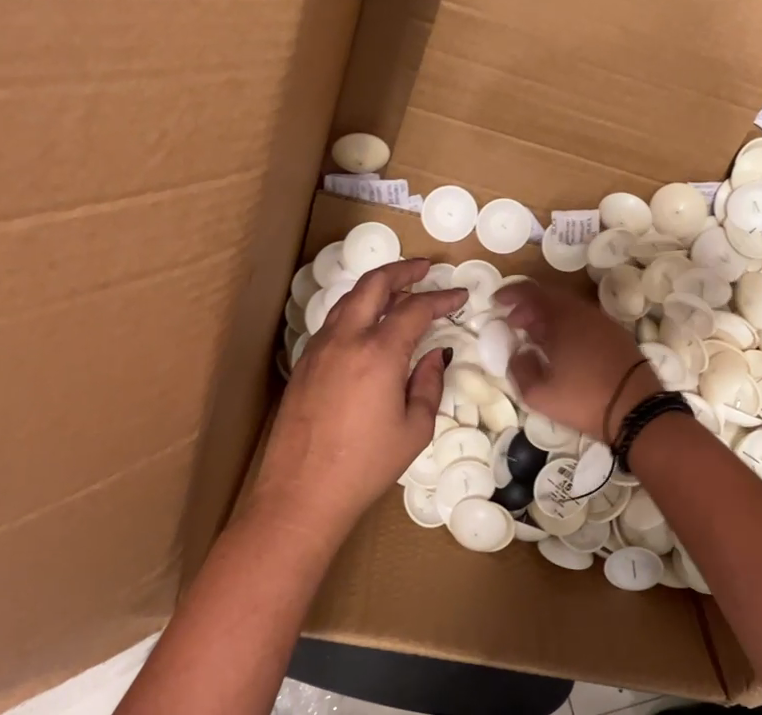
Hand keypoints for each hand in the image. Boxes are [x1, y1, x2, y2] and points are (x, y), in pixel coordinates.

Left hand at [249, 259, 466, 539]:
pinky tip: (369, 324)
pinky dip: (357, 309)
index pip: (416, 308)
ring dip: (377, 287)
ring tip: (399, 290)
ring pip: (349, 299)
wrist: (301, 493)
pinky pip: (334, 321)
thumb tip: (435, 355)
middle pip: (375, 284)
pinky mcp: (304, 364)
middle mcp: (346, 339)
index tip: (460, 296)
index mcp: (379, 352)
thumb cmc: (365, 466)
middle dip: (403, 270)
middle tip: (425, 268)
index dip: (442, 298)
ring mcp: (319, 348)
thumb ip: (429, 384)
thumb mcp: (414, 429)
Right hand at [495, 281, 660, 441]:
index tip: (496, 302)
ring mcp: (603, 322)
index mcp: (562, 317)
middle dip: (527, 307)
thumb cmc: (585, 399)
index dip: (510, 294)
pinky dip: (566, 325)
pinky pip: (584, 320)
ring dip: (547, 317)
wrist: (639, 409)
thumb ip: (519, 369)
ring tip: (534, 337)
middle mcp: (584, 312)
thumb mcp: (539, 394)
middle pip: (550, 297)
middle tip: (512, 323)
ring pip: (569, 309)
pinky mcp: (617, 335)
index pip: (531, 292)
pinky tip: (562, 348)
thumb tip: (518, 352)